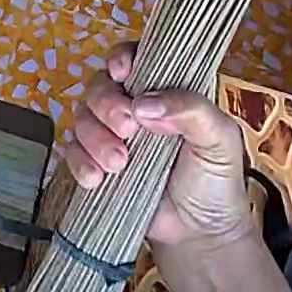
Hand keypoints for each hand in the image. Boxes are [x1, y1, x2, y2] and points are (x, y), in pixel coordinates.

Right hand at [64, 42, 255, 250]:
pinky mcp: (93, 162)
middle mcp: (131, 106)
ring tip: (119, 165)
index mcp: (162, 90)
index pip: (133, 57)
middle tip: (128, 130)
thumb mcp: (220, 140)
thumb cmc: (215, 180)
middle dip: (107, 105)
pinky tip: (98, 179)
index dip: (121, 58)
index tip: (123, 74)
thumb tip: (144, 104)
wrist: (199, 234)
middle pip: (99, 85)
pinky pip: (71, 151)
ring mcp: (109, 134)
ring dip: (95, 138)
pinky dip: (79, 163)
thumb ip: (192, 110)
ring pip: (82, 116)